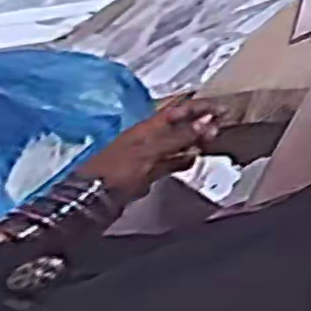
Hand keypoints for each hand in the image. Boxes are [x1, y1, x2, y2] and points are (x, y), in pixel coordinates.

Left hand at [75, 101, 219, 201]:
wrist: (87, 203)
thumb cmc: (118, 170)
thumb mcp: (152, 150)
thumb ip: (181, 135)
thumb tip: (210, 119)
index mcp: (147, 127)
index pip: (179, 110)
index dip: (201, 107)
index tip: (222, 108)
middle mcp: (148, 138)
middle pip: (180, 126)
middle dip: (200, 125)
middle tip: (219, 128)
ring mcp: (146, 156)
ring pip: (177, 144)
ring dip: (194, 142)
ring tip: (210, 143)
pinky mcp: (145, 173)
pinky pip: (169, 162)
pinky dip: (182, 160)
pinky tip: (191, 161)